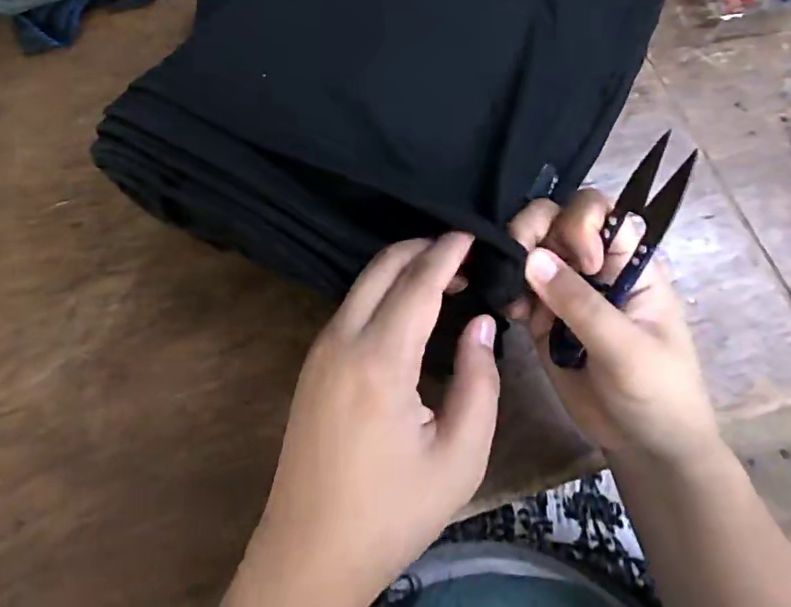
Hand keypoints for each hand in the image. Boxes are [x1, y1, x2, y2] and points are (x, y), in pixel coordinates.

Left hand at [224, 233, 498, 606]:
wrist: (310, 555)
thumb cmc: (393, 511)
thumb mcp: (459, 457)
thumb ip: (479, 382)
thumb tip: (480, 323)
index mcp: (379, 361)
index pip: (417, 282)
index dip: (447, 253)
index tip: (472, 234)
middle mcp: (342, 341)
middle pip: (382, 267)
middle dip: (423, 247)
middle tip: (463, 253)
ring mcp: (320, 350)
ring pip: (363, 283)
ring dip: (402, 267)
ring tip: (446, 278)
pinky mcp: (313, 364)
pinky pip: (352, 306)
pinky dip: (384, 290)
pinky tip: (411, 309)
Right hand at [507, 191, 719, 465]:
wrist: (648, 449)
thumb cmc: (658, 393)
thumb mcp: (628, 349)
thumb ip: (581, 304)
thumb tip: (532, 257)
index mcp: (630, 260)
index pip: (600, 211)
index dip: (581, 221)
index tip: (582, 260)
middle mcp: (596, 264)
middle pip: (556, 219)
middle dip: (534, 229)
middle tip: (521, 261)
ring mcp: (567, 288)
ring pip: (532, 248)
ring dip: (515, 258)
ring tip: (516, 296)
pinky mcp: (544, 314)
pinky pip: (519, 286)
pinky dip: (508, 291)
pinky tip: (512, 314)